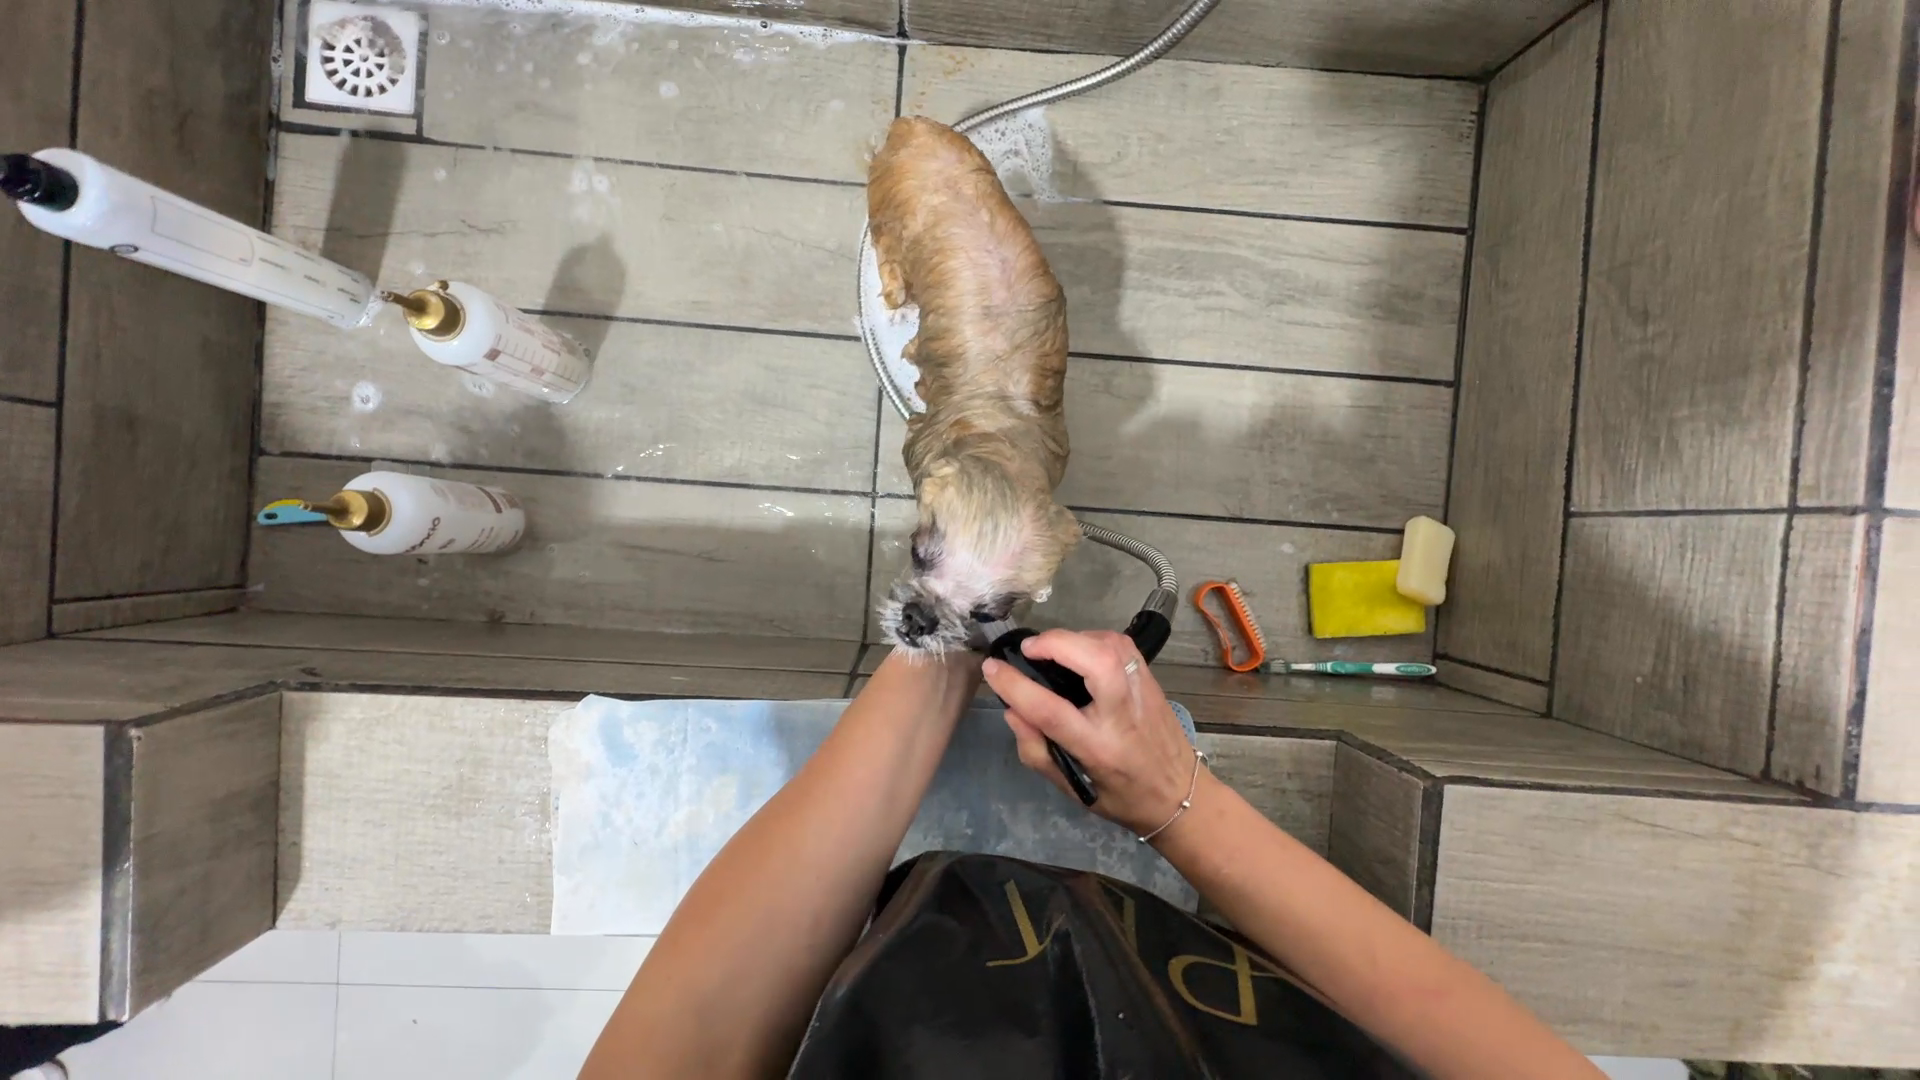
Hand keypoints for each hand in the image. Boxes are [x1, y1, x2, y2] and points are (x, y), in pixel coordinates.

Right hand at [981, 629, 1200, 836]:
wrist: (1181, 795)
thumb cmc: (1120, 796)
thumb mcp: (1072, 789)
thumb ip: (1036, 751)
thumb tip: (1012, 710)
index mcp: (1099, 748)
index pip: (1051, 710)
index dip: (1015, 685)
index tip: (991, 668)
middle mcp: (1123, 715)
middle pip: (1096, 661)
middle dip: (1056, 643)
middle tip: (1029, 649)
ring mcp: (1142, 692)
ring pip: (1111, 646)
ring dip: (1074, 638)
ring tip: (1052, 649)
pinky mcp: (1152, 679)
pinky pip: (1121, 645)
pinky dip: (1094, 639)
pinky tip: (1080, 650)